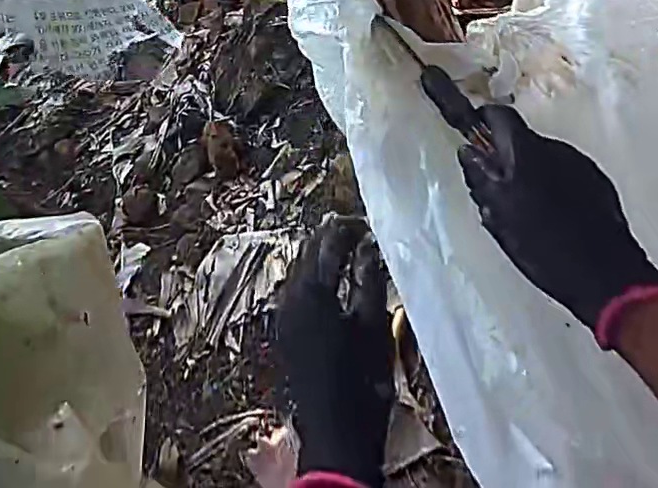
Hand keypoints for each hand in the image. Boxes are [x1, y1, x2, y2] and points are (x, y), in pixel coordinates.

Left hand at [272, 215, 392, 487]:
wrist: (335, 433)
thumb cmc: (362, 382)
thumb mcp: (373, 326)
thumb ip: (369, 280)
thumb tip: (369, 246)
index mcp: (313, 288)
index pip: (329, 242)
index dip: (349, 229)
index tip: (368, 224)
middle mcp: (291, 291)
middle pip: (309, 249)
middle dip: (332, 237)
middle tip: (359, 233)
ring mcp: (284, 308)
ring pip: (301, 266)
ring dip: (321, 254)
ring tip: (348, 251)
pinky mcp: (285, 324)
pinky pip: (297, 284)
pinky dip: (314, 273)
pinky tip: (332, 280)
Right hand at [458, 105, 657, 348]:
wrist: (610, 281)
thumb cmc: (542, 244)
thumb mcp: (497, 212)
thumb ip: (478, 175)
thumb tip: (468, 151)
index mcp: (527, 150)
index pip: (499, 114)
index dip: (482, 120)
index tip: (474, 139)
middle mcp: (557, 150)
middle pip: (522, 140)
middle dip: (506, 158)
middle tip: (496, 189)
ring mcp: (584, 168)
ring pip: (545, 159)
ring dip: (531, 173)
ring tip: (526, 209)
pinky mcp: (603, 188)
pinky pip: (568, 175)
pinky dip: (555, 187)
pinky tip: (553, 217)